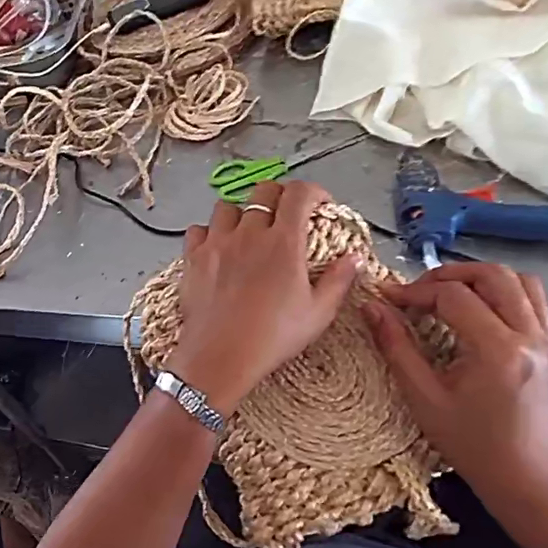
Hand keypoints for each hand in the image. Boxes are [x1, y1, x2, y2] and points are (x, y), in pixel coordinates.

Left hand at [164, 180, 360, 412]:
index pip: (299, 194)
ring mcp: (217, 243)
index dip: (313, 192)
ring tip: (248, 231)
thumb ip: (338, 280)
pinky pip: (198, 229)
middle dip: (279, 196)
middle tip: (286, 215)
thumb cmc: (270, 338)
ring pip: (227, 206)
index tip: (319, 204)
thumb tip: (354, 258)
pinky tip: (218, 247)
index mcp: (283, 243)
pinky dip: (209, 232)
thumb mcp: (317, 314)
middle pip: (263, 191)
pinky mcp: (193, 258)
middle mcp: (249, 234)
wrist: (219, 356)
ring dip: (241, 213)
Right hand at [362, 263, 547, 519]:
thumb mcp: (425, 400)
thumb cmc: (478, 450)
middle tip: (417, 290)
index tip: (389, 299)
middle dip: (448, 274)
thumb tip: (373, 310)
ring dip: (480, 278)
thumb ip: (397, 348)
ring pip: (520, 281)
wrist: (535, 482)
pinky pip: (534, 302)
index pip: (453, 296)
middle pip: (492, 275)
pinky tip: (477, 314)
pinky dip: (503, 294)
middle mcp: (530, 338)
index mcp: (498, 352)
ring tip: (448, 294)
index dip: (414, 291)